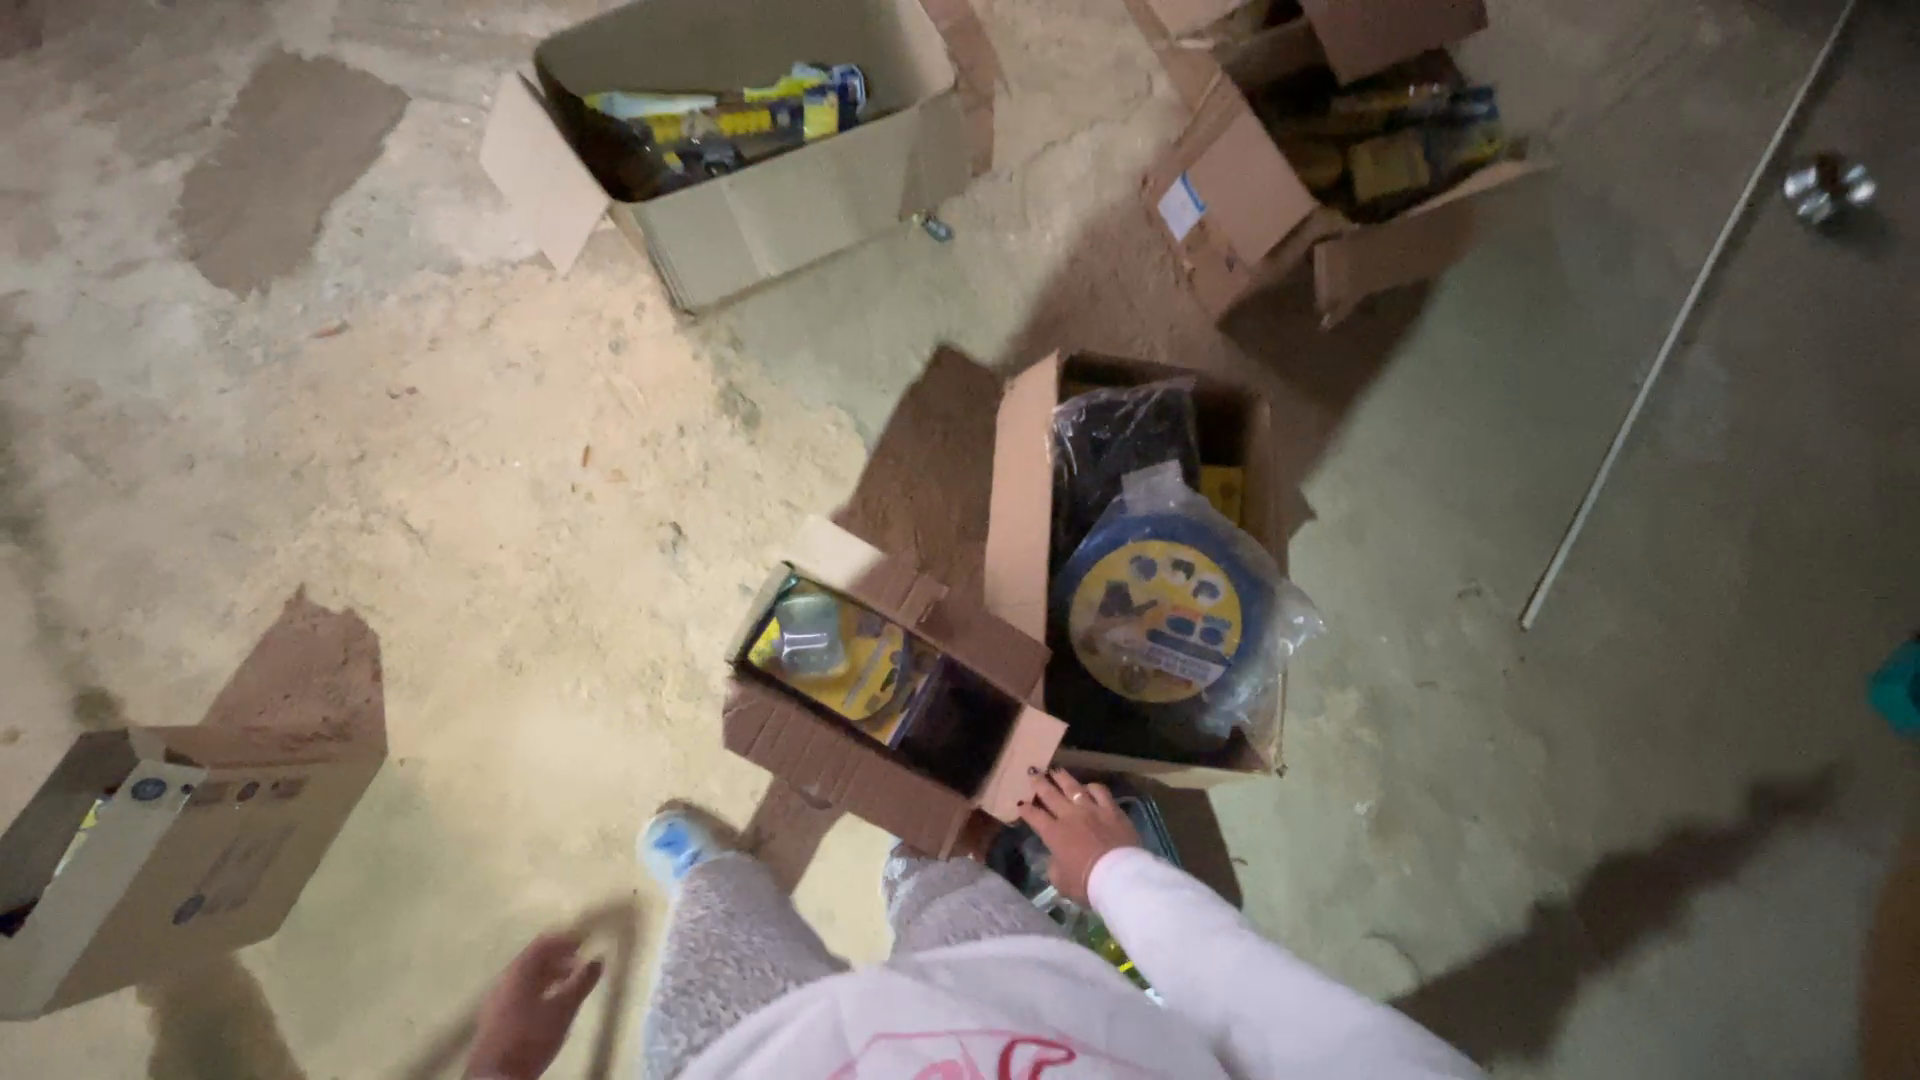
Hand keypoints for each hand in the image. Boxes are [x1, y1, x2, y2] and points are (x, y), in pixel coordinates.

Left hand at [465, 933, 603, 1079]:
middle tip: (582, 963)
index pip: (544, 942)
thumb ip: (582, 981)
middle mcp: (505, 980)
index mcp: (519, 971)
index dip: (567, 939)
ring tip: (571, 983)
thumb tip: (599, 958)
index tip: (587, 941)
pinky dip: (540, 989)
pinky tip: (552, 1003)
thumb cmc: (531, 1037)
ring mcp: (497, 1000)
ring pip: (528, 977)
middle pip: (535, 959)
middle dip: (560, 958)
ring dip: (551, 975)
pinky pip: (521, 992)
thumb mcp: (564, 1008)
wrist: (496, 1078)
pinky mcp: (495, 1018)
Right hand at [1018, 769, 1141, 905]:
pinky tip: (1089, 786)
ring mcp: (1091, 809)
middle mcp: (1070, 816)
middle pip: (1050, 794)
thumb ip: (1055, 867)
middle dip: (1039, 783)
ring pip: (1073, 787)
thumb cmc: (1086, 883)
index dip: (1026, 809)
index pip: (1035, 816)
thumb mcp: (1061, 882)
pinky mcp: (1111, 810)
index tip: (1020, 804)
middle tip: (1032, 772)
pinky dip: (1092, 787)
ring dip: (1062, 777)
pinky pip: (1100, 792)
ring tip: (1055, 770)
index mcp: (1054, 833)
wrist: (1119, 876)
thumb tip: (1056, 860)